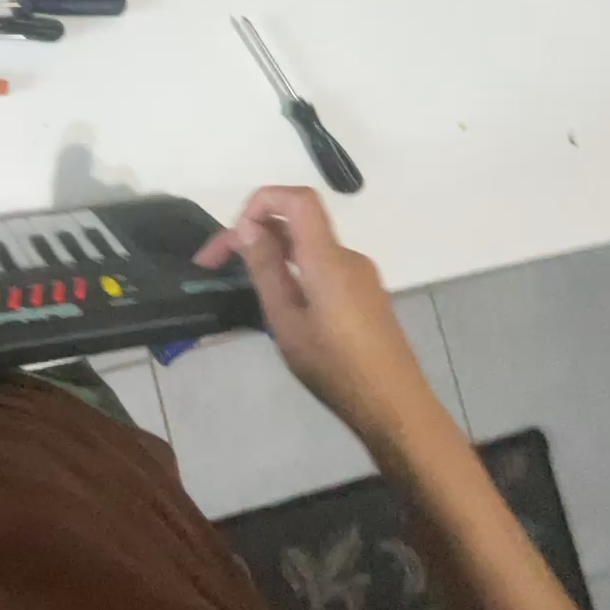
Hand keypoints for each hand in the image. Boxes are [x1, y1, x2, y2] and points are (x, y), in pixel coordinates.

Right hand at [193, 186, 441, 444]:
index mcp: (327, 259)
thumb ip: (266, 269)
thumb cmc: (335, 367)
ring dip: (269, 255)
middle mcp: (346, 257)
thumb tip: (247, 228)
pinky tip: (278, 304)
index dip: (260, 202)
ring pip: (305, 247)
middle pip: (294, 222)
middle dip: (251, 234)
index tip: (234, 236)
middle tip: (213, 265)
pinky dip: (290, 270)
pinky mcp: (363, 294)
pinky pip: (319, 265)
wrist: (396, 410)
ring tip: (243, 289)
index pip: (296, 199)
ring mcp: (358, 275)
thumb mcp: (286, 320)